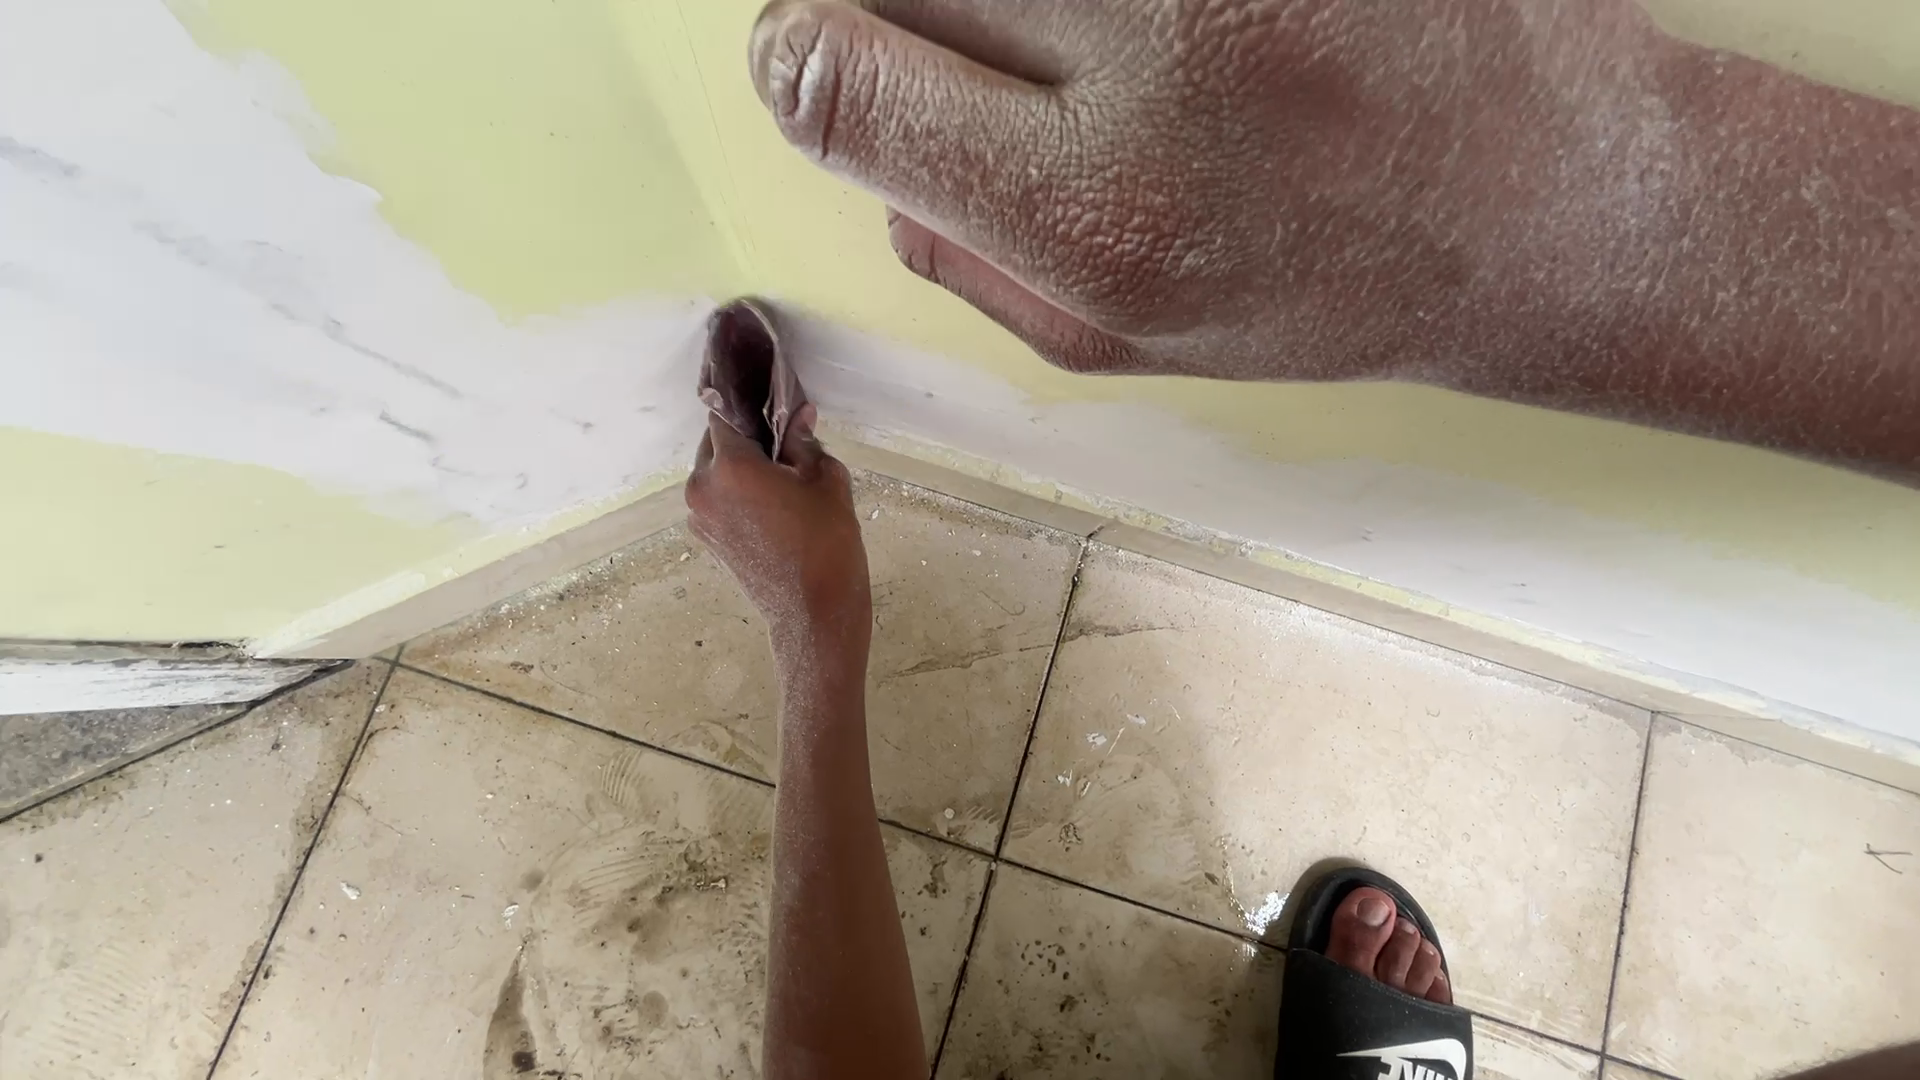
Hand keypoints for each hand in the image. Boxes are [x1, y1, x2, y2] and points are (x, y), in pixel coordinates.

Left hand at [685, 405, 871, 671]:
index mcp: (729, 466)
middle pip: (715, 441)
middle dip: (745, 435)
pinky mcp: (707, 539)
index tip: (761, 390)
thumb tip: (798, 415)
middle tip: (781, 439)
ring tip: (779, 474)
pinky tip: (770, 501)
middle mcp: (701, 487)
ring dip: (740, 465)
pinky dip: (736, 491)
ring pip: (714, 471)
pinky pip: (717, 499)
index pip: (724, 411)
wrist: (813, 611)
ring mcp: (699, 517)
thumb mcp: (826, 480)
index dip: (743, 397)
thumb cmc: (826, 541)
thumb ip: (805, 441)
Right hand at [745, 0, 1671, 383]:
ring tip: (1035, 54)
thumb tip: (869, 168)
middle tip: (922, 50)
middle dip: (864, 7)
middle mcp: (1142, 44)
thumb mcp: (1104, 344)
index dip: (796, 70)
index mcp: (1083, 212)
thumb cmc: (1295, 295)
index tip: (820, 76)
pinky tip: (1122, 40)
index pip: (837, 83)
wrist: (1518, 202)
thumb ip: (960, 264)